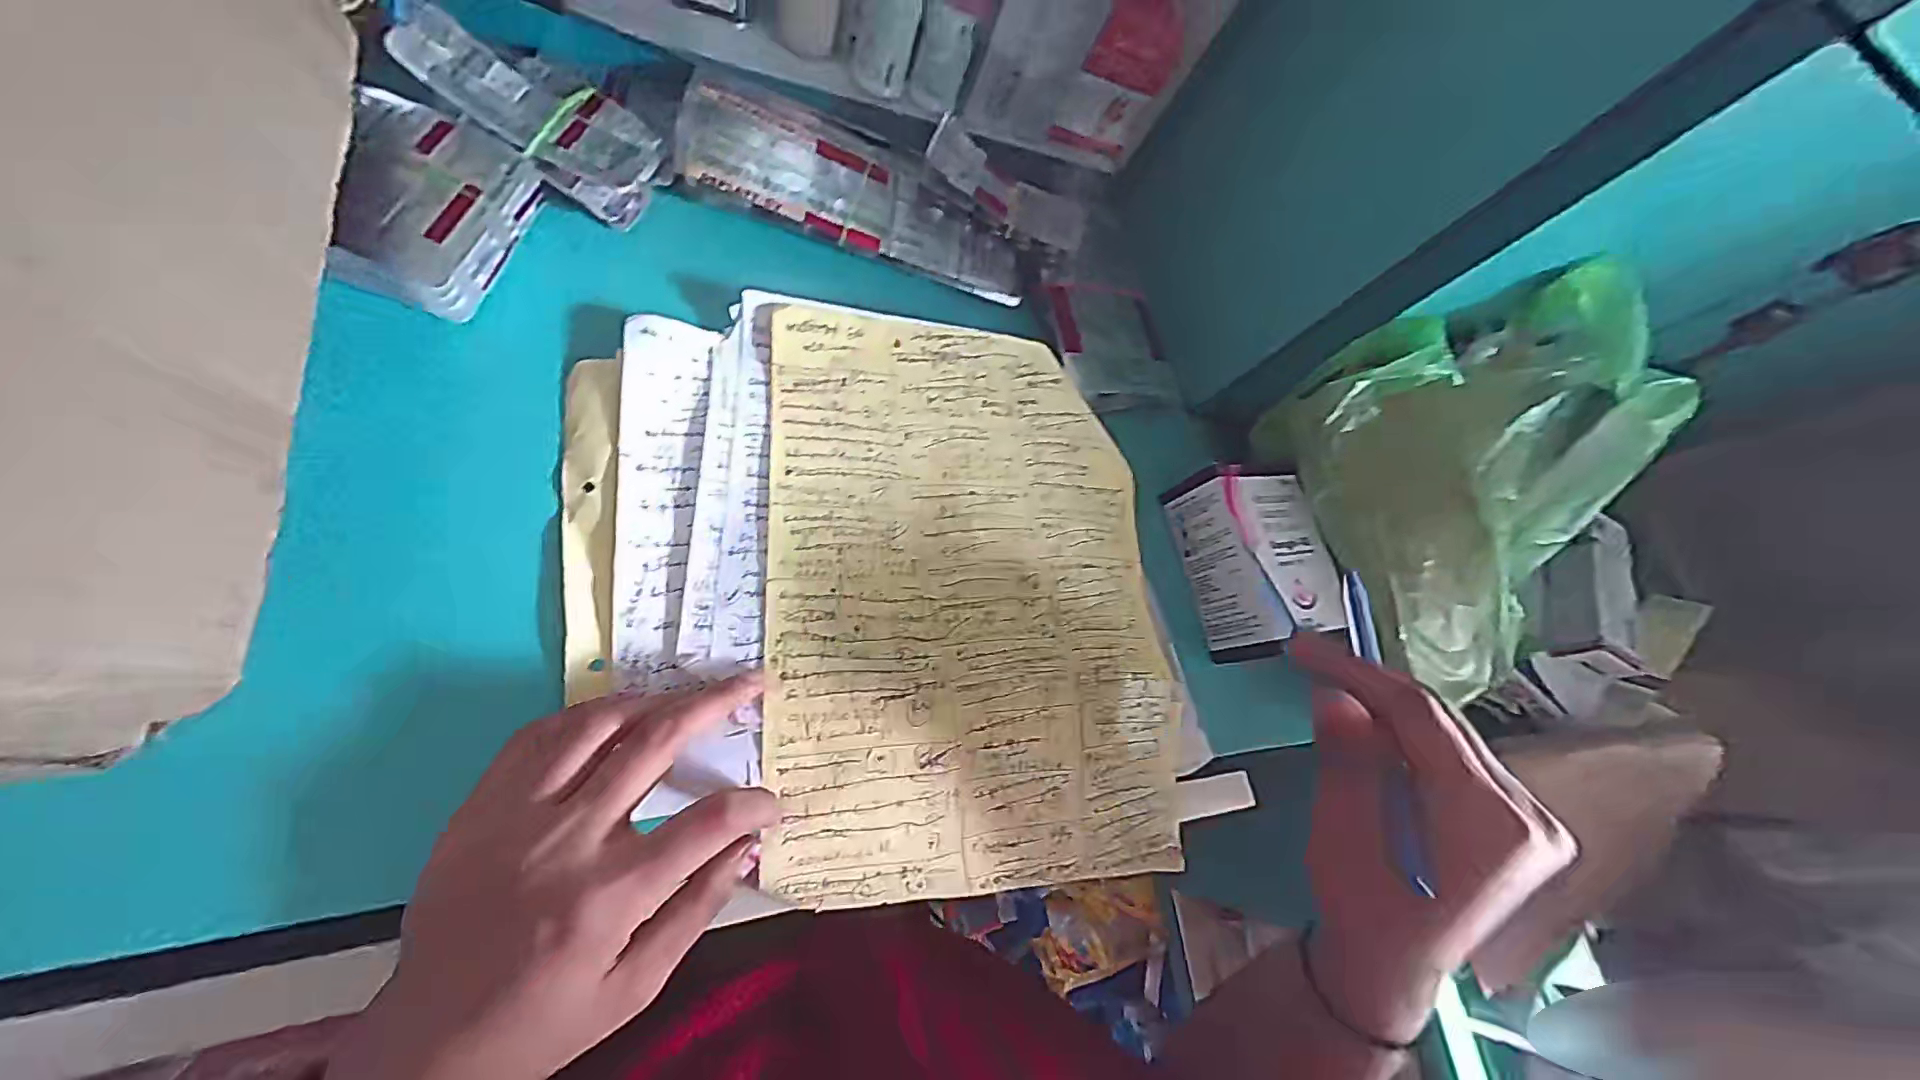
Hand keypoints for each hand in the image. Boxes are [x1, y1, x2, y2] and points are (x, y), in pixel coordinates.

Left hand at [329, 675, 776, 1079]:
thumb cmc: (544, 1020)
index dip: (754, 803)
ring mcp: (515, 816)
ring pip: (596, 723)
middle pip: (656, 743)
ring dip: (654, 699)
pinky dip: (587, 713)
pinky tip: (616, 714)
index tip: (772, 804)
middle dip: (716, 702)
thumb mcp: (636, 985)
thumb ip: (698, 906)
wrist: (425, 1045)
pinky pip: (537, 735)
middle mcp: (566, 841)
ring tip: (687, 696)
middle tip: (750, 683)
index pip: (709, 822)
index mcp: (610, 895)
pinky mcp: (478, 807)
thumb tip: (747, 842)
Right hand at [1290, 633, 1574, 1042]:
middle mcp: (1530, 814)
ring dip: (1384, 704)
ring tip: (1329, 682)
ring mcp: (1529, 818)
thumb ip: (1347, 765)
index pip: (1421, 719)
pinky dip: (1402, 731)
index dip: (1358, 674)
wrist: (1390, 969)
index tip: (1305, 650)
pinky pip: (1450, 752)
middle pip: (1439, 720)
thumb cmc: (1361, 914)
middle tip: (1310, 658)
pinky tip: (1366, 723)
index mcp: (1493, 823)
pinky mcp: (1513, 820)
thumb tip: (1336, 696)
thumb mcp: (1342, 839)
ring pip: (1446, 731)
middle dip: (1370, 683)